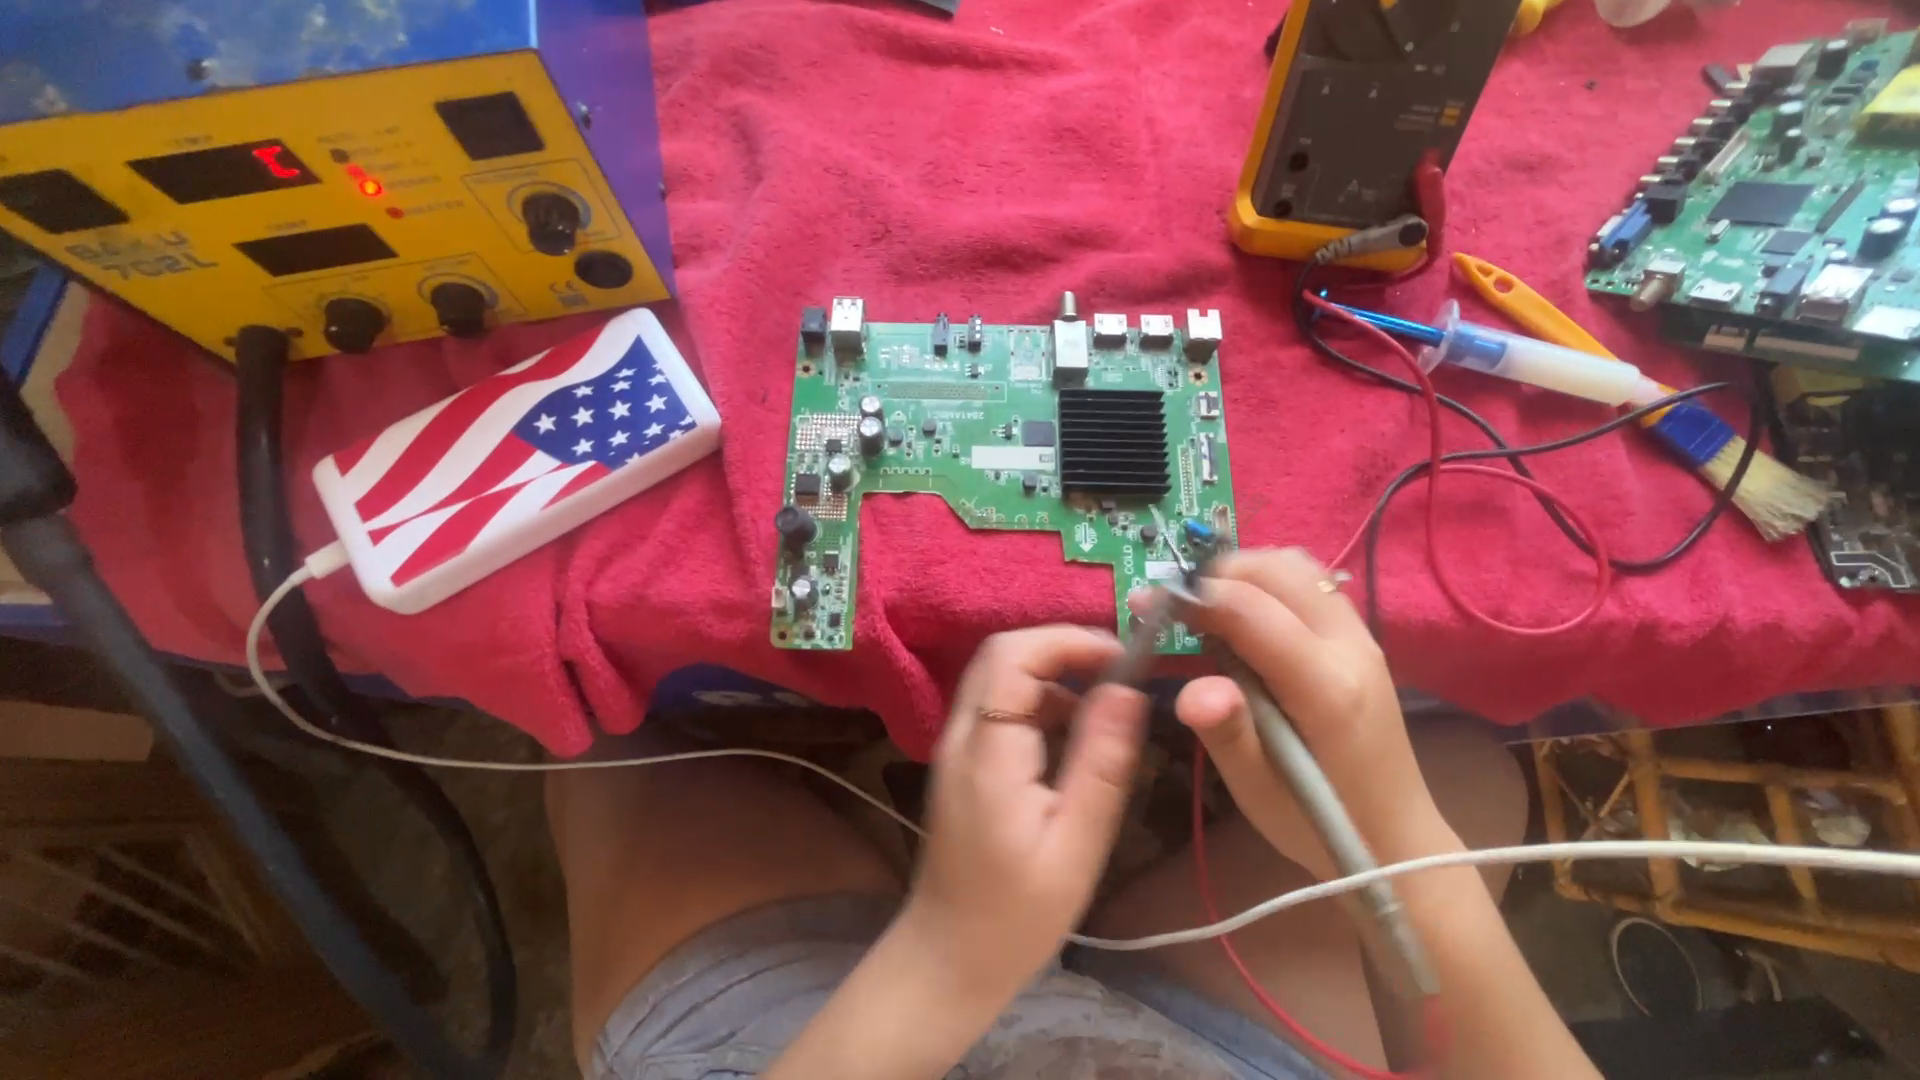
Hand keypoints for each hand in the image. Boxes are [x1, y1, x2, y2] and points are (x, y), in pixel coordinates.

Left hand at [904, 626, 1147, 997]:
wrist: (948, 958)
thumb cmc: (1016, 915)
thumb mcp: (1077, 843)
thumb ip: (1102, 761)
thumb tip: (1128, 689)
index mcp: (986, 751)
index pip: (1013, 655)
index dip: (1068, 641)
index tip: (1122, 659)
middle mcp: (960, 735)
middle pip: (1002, 656)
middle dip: (1063, 652)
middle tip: (1120, 676)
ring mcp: (955, 748)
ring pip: (1000, 680)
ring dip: (1053, 680)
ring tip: (1107, 712)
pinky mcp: (962, 763)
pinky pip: (999, 710)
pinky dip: (1039, 706)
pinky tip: (1074, 741)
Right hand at [1172, 549, 1448, 862]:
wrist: (1395, 840)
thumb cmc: (1318, 823)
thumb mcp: (1258, 791)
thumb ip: (1226, 733)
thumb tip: (1192, 691)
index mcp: (1325, 688)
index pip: (1251, 610)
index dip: (1192, 597)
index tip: (1145, 603)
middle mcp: (1351, 648)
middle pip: (1279, 570)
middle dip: (1217, 573)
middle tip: (1174, 604)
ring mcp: (1362, 639)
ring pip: (1299, 568)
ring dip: (1245, 572)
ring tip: (1205, 605)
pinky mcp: (1361, 641)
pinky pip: (1312, 585)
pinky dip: (1269, 582)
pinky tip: (1243, 616)